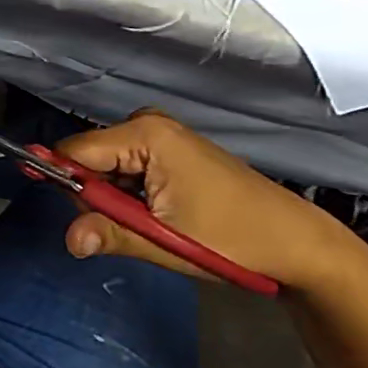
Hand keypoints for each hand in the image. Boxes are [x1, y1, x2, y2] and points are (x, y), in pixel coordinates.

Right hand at [57, 112, 362, 291]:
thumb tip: (69, 240)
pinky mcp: (167, 147)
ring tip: (154, 224)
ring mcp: (158, 133)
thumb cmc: (235, 239)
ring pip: (104, 166)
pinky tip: (159, 214)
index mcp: (144, 134)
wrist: (300, 245)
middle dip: (98, 195)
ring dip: (116, 198)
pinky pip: (124, 166)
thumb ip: (110, 234)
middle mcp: (146, 123)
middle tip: (134, 227)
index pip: (73, 151)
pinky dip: (131, 193)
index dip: (67, 183)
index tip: (84, 217)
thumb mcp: (167, 242)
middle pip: (88, 158)